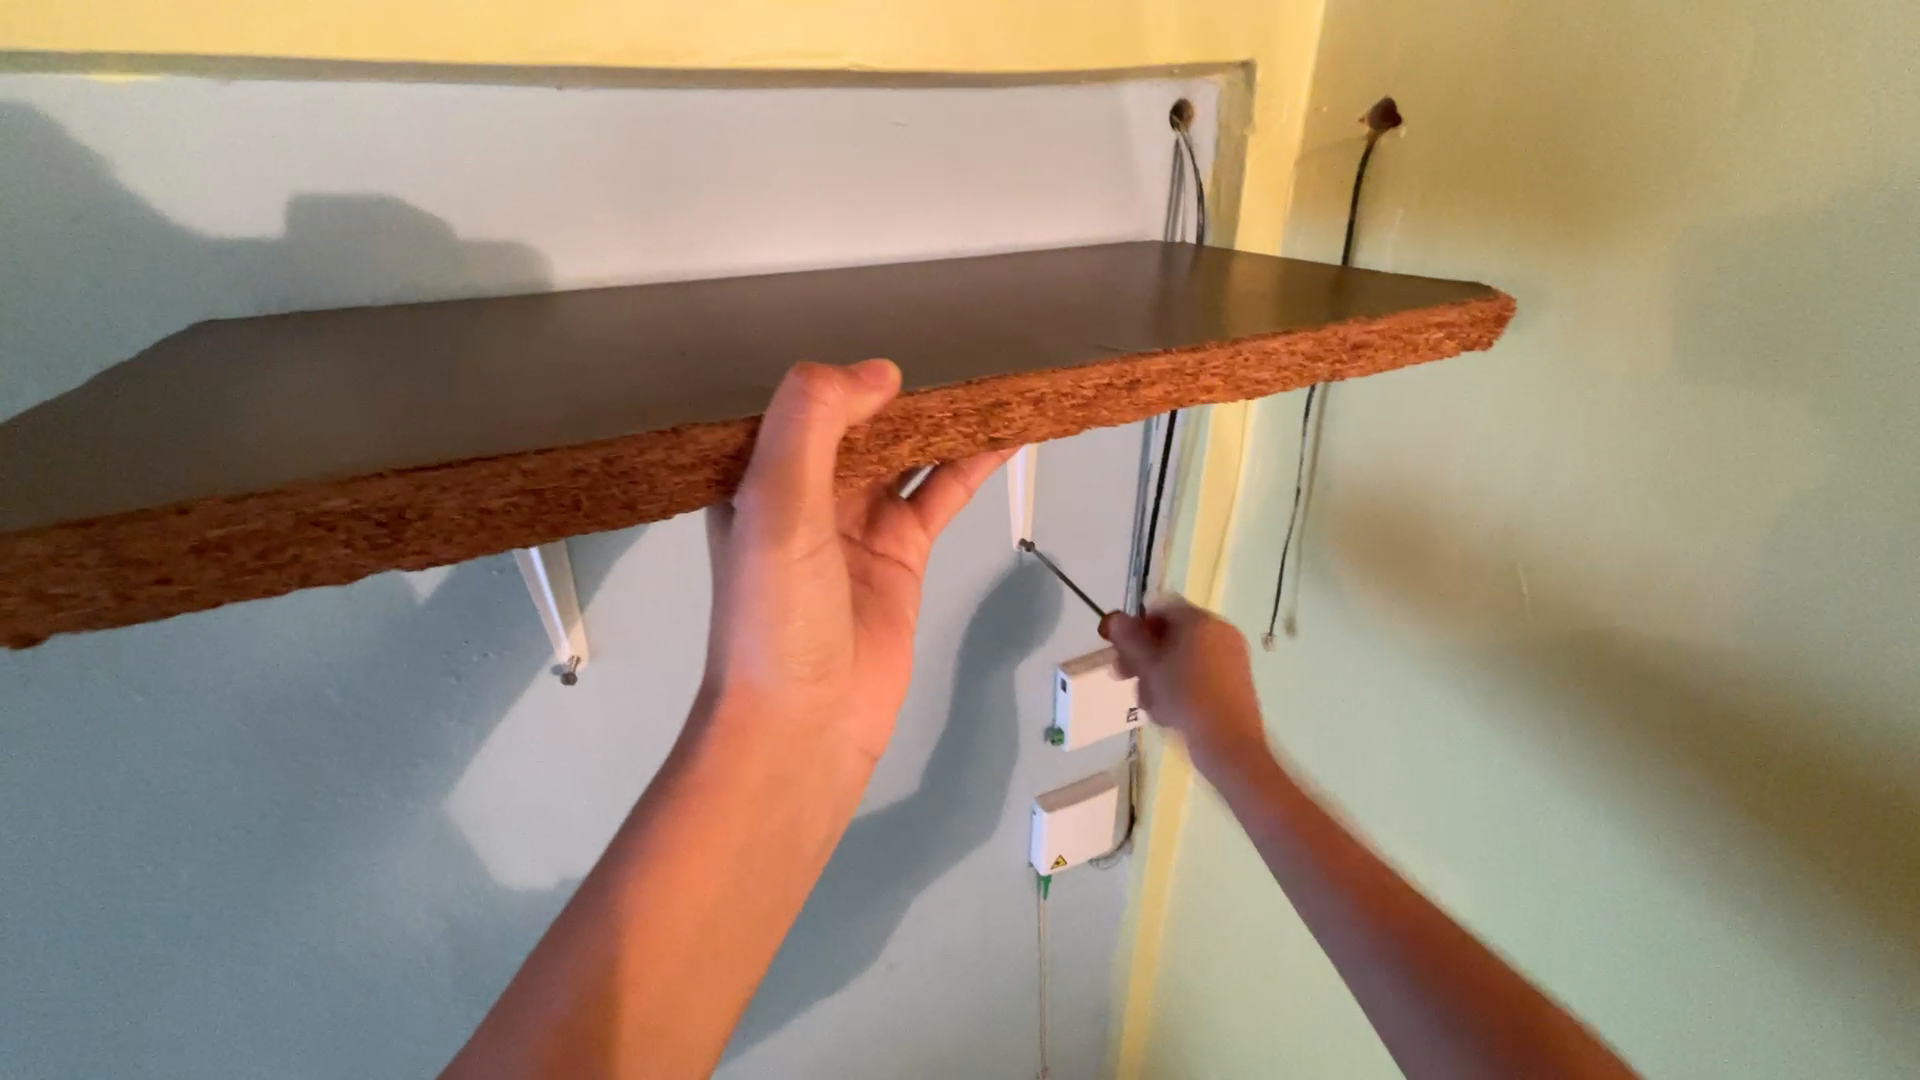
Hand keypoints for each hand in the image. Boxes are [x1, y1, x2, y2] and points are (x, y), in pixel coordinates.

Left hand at [702, 359, 1012, 764]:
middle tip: (961, 354)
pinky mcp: (901, 555)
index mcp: (757, 475)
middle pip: (862, 425)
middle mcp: (806, 494)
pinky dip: (971, 465)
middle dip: (906, 394)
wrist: (806, 723)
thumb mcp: (776, 503)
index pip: (804, 405)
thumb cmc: (778, 614)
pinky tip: (1007, 436)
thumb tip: (882, 373)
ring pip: (907, 456)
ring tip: (993, 382)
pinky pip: (939, 495)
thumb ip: (814, 422)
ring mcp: (857, 524)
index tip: (899, 349)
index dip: (847, 375)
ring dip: (945, 423)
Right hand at [1100, 598, 1269, 776]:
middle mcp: (1220, 632)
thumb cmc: (1186, 698)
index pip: (1160, 609)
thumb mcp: (1149, 666)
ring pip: (1181, 658)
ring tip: (1149, 702)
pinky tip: (1168, 711)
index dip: (1134, 626)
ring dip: (1157, 675)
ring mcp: (1231, 658)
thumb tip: (1113, 618)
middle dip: (1143, 655)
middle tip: (1123, 676)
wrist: (1229, 744)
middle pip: (1170, 634)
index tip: (1117, 650)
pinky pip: (1198, 674)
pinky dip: (1179, 686)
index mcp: (1201, 621)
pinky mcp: (1235, 683)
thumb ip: (1128, 638)